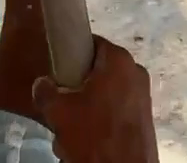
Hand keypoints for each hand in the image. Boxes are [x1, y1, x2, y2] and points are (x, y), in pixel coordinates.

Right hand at [32, 37, 159, 162]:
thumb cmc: (94, 135)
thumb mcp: (59, 111)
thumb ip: (46, 91)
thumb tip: (42, 83)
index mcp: (119, 59)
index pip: (91, 43)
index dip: (72, 55)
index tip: (59, 70)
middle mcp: (135, 72)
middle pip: (97, 72)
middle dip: (77, 90)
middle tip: (63, 106)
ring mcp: (143, 97)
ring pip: (105, 96)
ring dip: (86, 111)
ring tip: (71, 132)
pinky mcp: (145, 121)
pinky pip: (116, 114)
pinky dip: (101, 124)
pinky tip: (86, 142)